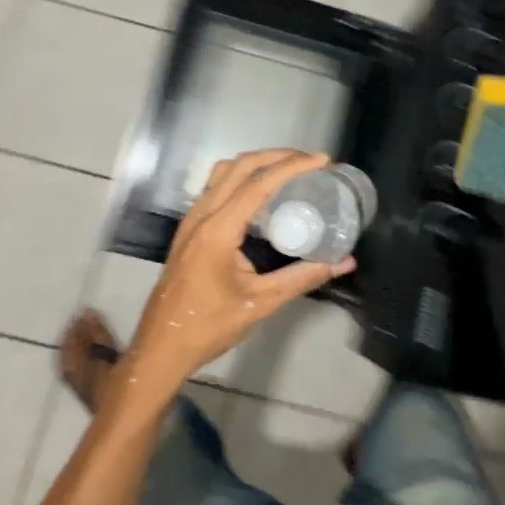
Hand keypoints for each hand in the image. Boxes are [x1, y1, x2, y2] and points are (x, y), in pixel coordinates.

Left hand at [128, 150, 354, 389]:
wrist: (160, 348)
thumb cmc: (208, 327)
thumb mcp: (260, 303)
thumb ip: (302, 277)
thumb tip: (343, 262)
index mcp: (217, 230)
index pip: (258, 183)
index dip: (292, 166)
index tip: (322, 160)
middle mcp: (201, 216)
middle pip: (240, 166)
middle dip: (277, 156)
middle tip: (310, 161)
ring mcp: (191, 220)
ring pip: (224, 172)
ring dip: (257, 163)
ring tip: (288, 170)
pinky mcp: (189, 229)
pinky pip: (216, 187)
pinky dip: (242, 178)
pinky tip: (262, 196)